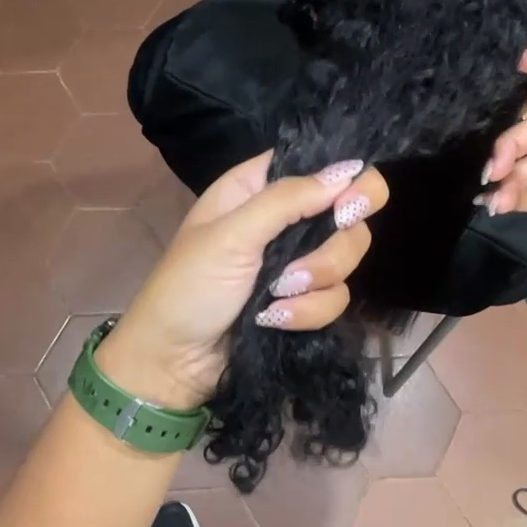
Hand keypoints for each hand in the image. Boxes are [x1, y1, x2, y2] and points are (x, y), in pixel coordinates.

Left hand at [101, 153, 388, 411]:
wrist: (175, 362)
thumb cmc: (190, 287)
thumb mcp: (230, 236)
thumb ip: (287, 200)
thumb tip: (348, 170)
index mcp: (257, 188)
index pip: (316, 164)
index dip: (343, 178)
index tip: (351, 203)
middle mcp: (283, 218)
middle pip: (346, 212)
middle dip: (333, 244)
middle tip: (312, 256)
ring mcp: (296, 261)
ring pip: (345, 257)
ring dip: (316, 280)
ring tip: (277, 297)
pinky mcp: (304, 300)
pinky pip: (335, 297)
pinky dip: (309, 312)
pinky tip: (276, 320)